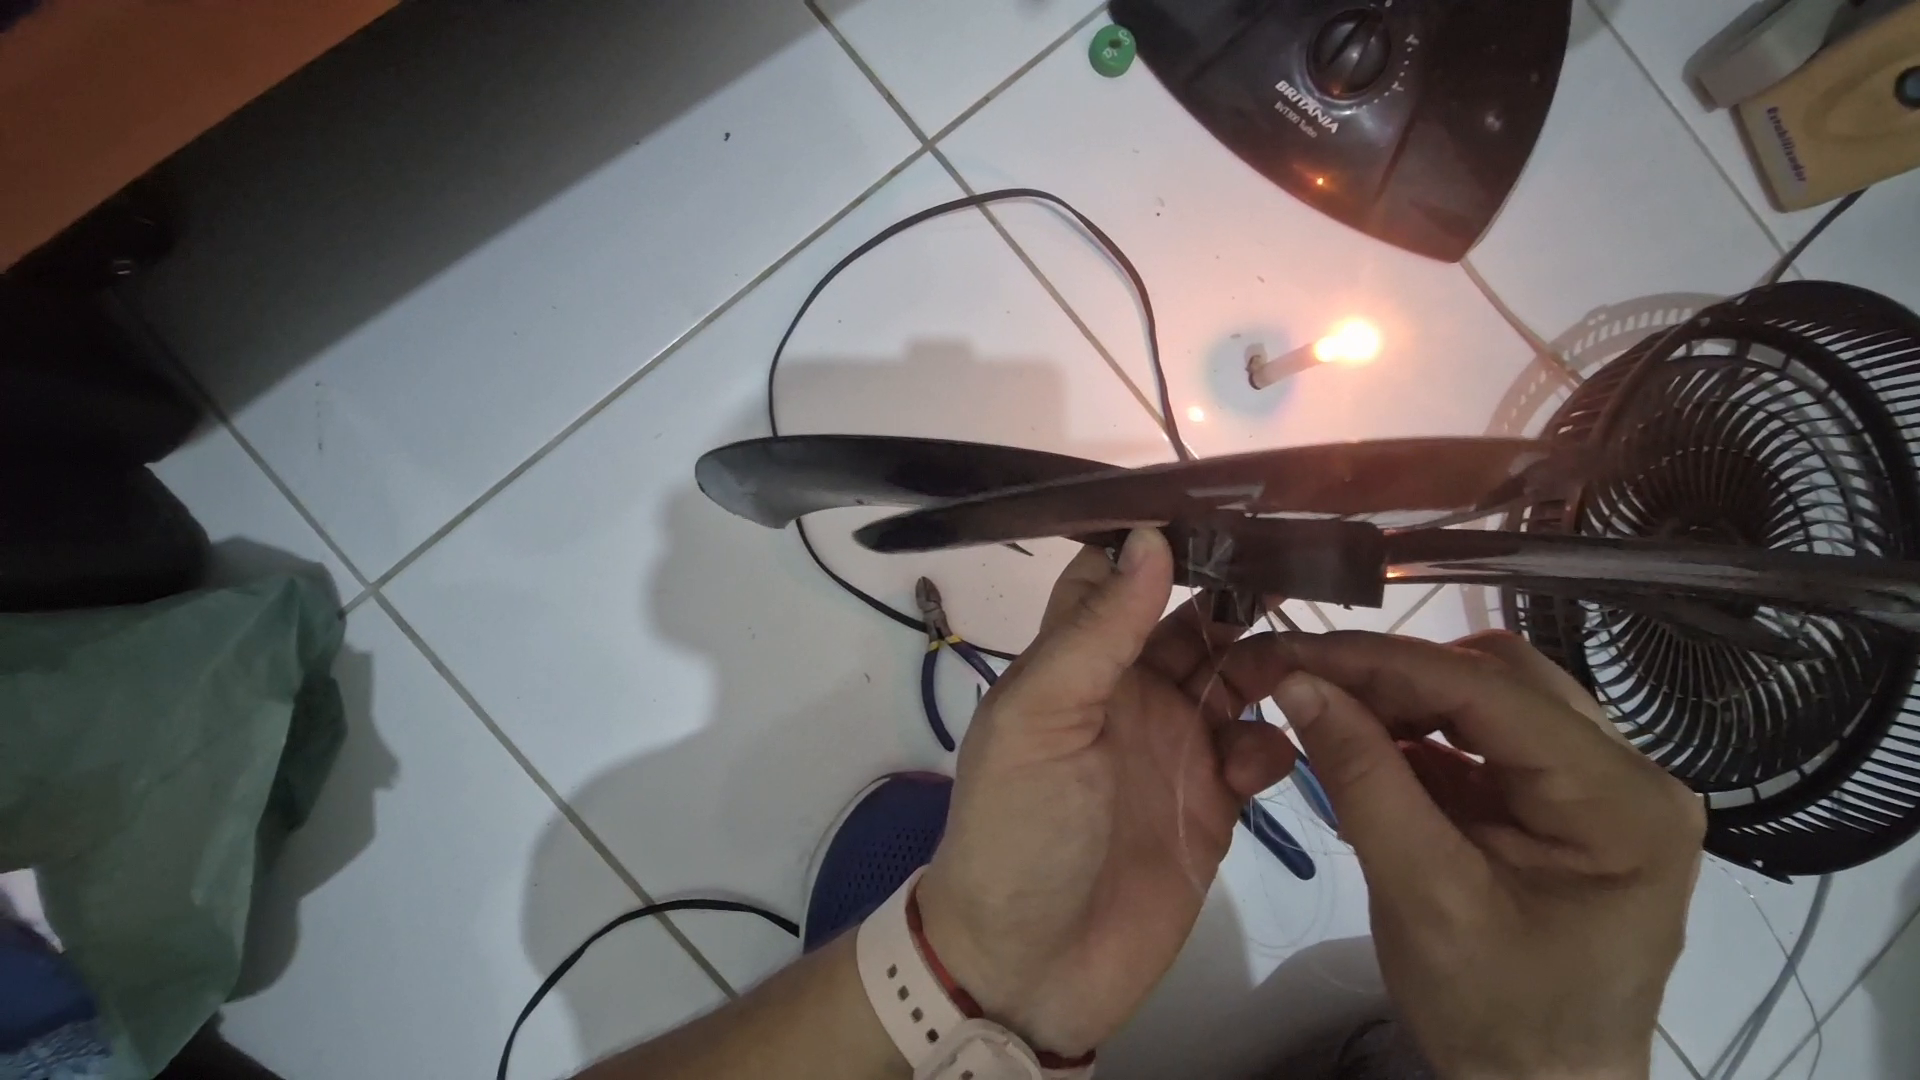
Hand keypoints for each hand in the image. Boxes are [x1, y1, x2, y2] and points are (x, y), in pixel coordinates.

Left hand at [914, 529, 1297, 1056]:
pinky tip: (1261, 761)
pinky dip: (1270, 745)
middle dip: (1236, 601)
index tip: (1222, 514)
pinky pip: (1257, 752)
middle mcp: (1128, 693)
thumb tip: (1149, 536)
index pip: (1116, 581)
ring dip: (1269, 668)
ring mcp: (1174, 747)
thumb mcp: (1043, 716)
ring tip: (1301, 670)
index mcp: (1078, 662)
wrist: (1032, 965)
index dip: (1157, 548)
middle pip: (1191, 623)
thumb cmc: (1022, 826)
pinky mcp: (1213, 803)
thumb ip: (1098, 629)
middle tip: (1297, 579)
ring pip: (1237, 680)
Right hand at [1273, 630, 1705, 1079]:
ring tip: (1328, 716)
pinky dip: (1410, 728)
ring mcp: (1590, 781)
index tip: (1286, 652)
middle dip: (1387, 672)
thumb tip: (1296, 681)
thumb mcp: (1420, 893)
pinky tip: (1365, 748)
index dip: (1377, 661)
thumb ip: (1360, 777)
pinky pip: (1473, 730)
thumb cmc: (1494, 1011)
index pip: (1485, 689)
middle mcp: (1623, 772)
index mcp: (1619, 800)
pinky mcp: (1550, 794)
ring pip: (1480, 690)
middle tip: (1300, 684)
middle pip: (1492, 674)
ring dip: (1396, 695)